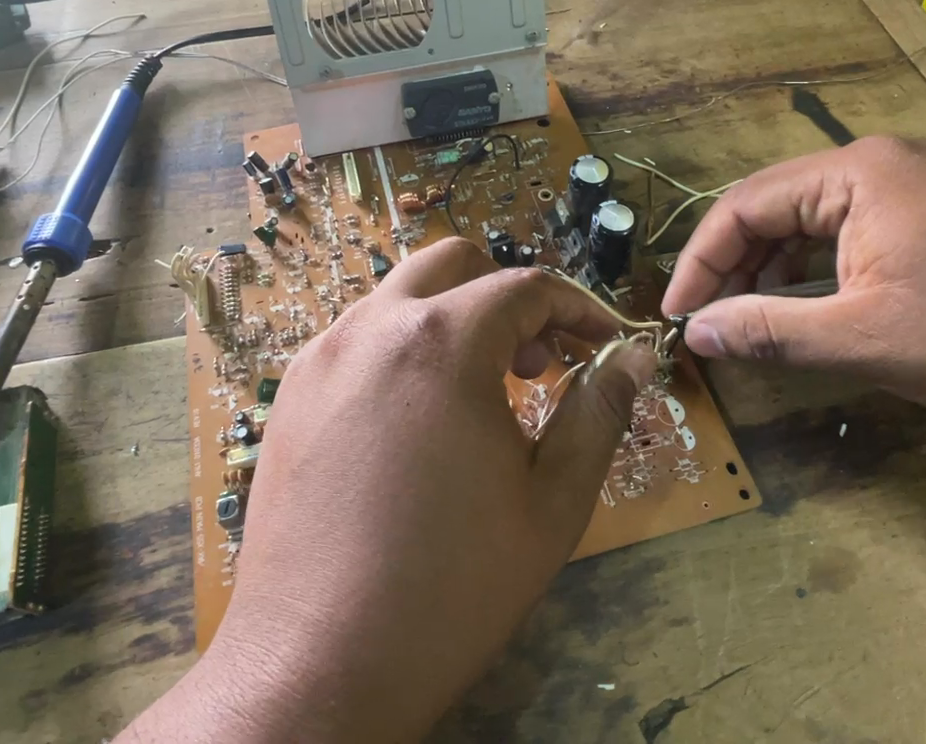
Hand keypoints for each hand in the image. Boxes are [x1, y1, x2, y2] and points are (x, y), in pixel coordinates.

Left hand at [128, 239, 654, 742]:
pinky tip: (416, 421)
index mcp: (440, 342)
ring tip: (480, 394)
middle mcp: (371, 327)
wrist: (317, 662)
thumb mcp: (551, 502)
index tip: (604, 346)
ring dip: (452, 319)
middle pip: (453, 263)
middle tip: (537, 361)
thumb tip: (634, 356)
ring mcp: (320, 356)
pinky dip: (403, 349)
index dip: (578, 309)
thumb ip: (598, 412)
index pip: (525, 287)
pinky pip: (358, 339)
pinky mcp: (291, 393)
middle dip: (508, 295)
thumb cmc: (451, 585)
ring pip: (399, 296)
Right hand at [662, 136, 925, 439]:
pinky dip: (821, 268)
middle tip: (711, 322)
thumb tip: (695, 333)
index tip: (678, 316)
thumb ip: (767, 330)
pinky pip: (856, 231)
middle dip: (736, 265)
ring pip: (816, 219)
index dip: (701, 262)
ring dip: (775, 268)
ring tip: (753, 319)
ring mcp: (923, 185)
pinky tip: (813, 306)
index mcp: (862, 173)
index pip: (746, 204)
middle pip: (778, 205)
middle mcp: (887, 163)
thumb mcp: (865, 339)